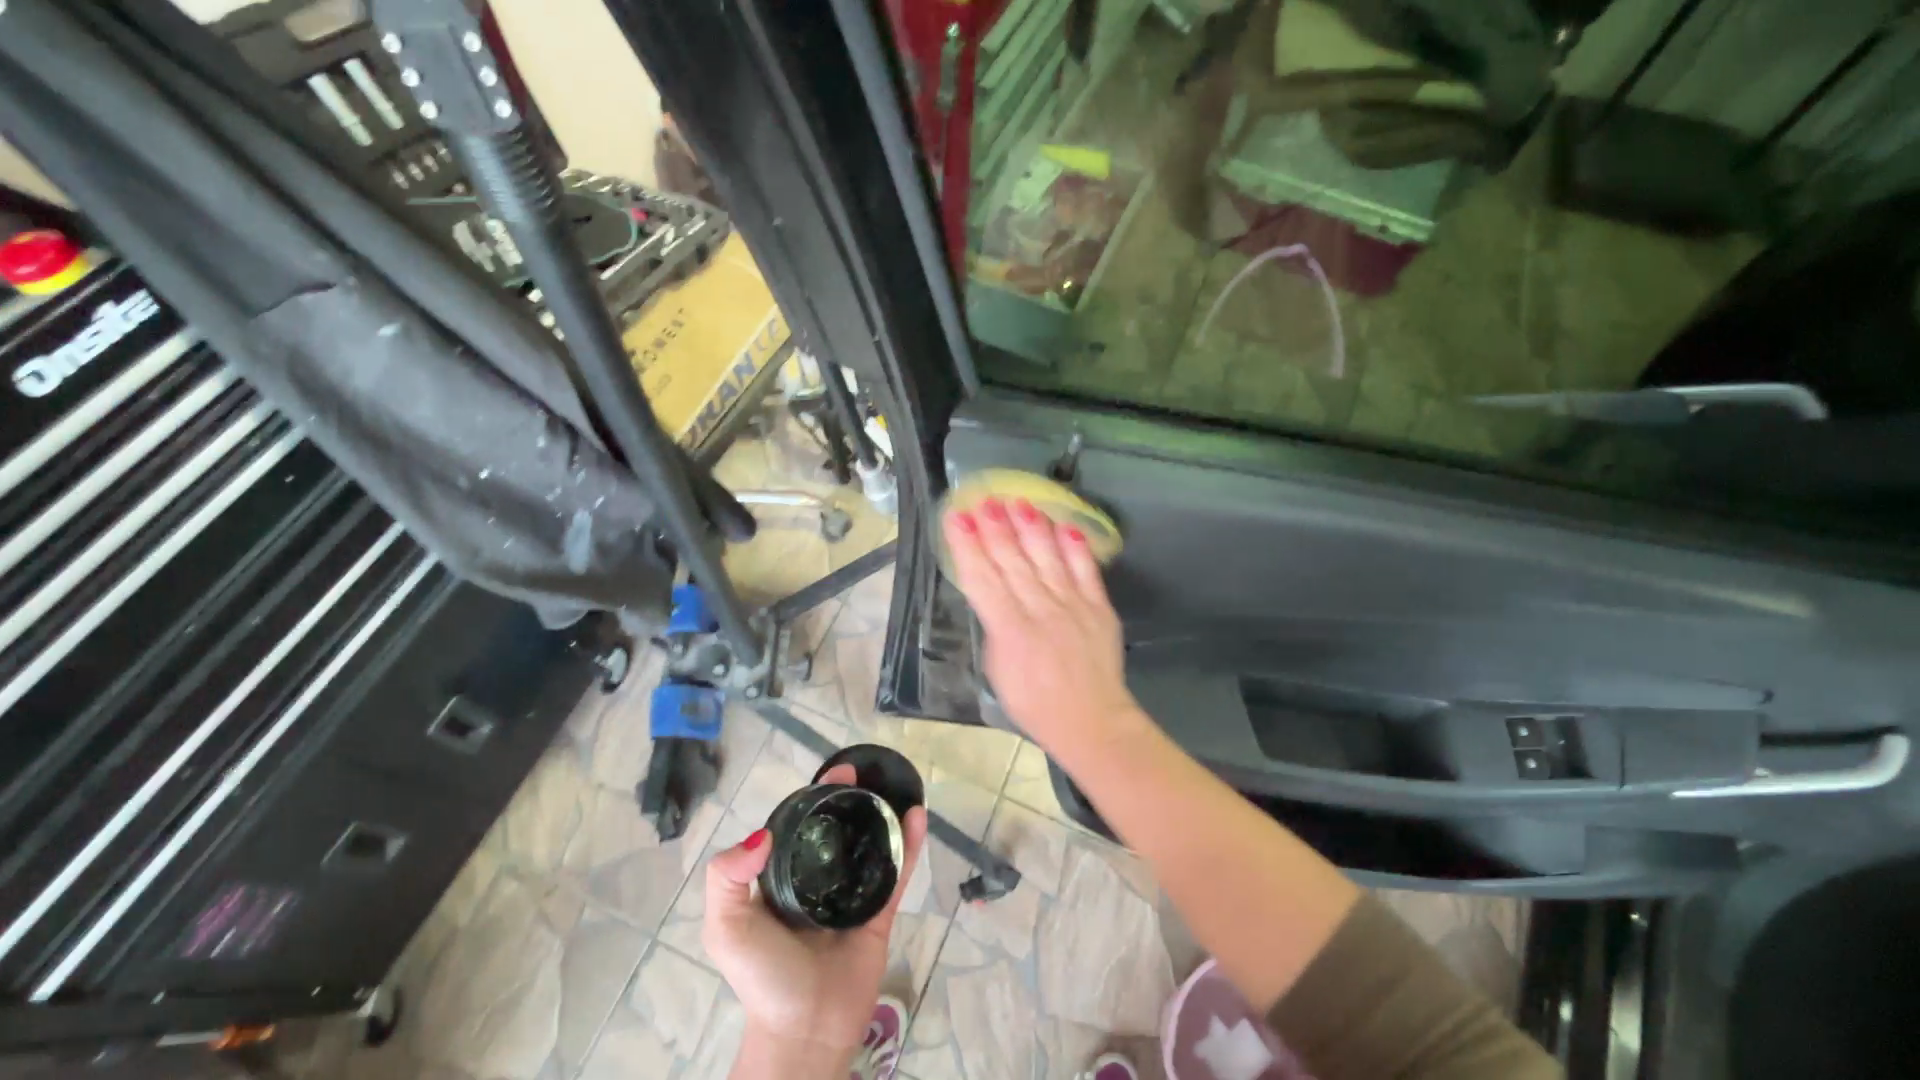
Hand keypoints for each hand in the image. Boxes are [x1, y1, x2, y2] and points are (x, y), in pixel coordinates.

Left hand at [703, 763, 928, 1075]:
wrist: (804, 1028)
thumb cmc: (762, 976)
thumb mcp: (725, 925)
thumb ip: (727, 876)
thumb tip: (762, 834)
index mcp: (779, 884)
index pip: (796, 831)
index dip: (811, 801)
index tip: (827, 776)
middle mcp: (816, 885)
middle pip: (835, 833)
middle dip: (847, 799)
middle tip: (859, 773)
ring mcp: (850, 898)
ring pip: (869, 847)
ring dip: (881, 816)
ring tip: (891, 786)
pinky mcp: (879, 915)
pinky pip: (896, 874)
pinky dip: (909, 845)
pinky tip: (917, 817)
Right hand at [943, 496, 1141, 759]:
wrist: (1090, 720)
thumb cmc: (1033, 704)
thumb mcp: (997, 670)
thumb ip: (995, 628)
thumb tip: (995, 597)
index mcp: (1008, 628)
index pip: (982, 576)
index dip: (967, 544)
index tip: (957, 517)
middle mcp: (1039, 609)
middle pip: (1013, 560)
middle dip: (996, 527)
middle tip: (985, 499)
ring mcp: (1072, 605)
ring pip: (1048, 557)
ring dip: (1032, 527)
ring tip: (1019, 503)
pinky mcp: (1099, 607)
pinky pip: (1086, 570)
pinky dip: (1075, 547)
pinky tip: (1064, 526)